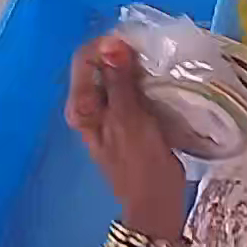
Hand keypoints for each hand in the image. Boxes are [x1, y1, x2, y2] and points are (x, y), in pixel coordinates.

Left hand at [65, 35, 186, 241]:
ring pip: (119, 77)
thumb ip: (120, 82)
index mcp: (82, 107)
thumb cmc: (142, 164)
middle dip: (125, 53)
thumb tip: (113, 43)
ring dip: (138, 67)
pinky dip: (146, 81)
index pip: (85, 59)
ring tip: (162, 63)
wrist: (157, 203)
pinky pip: (133, 90)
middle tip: (155, 52)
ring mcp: (110, 114)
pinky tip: (164, 81)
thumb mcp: (131, 119)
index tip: (139, 42)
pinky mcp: (129, 119)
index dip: (109, 45)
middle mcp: (91, 107)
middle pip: (101, 66)